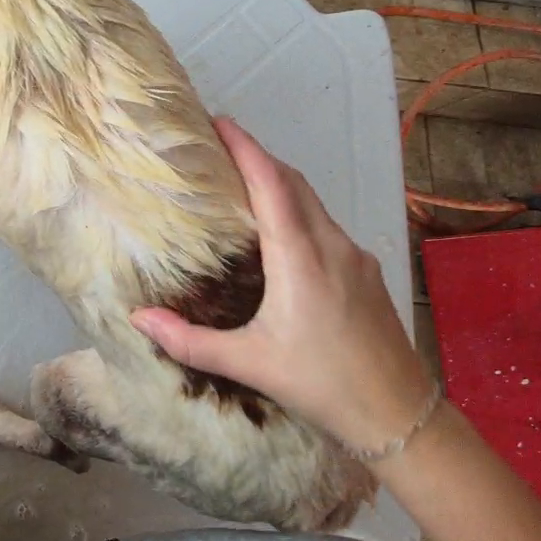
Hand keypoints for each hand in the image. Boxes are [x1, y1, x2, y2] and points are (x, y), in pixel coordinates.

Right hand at [130, 119, 433, 456]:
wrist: (403, 418)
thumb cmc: (322, 384)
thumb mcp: (250, 364)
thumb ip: (190, 341)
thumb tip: (137, 318)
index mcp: (301, 259)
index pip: (272, 186)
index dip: (246, 149)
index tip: (219, 122)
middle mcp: (331, 246)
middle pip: (293, 182)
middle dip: (257, 156)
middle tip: (218, 145)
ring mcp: (354, 257)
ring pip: (312, 200)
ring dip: (277, 180)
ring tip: (240, 179)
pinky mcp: (365, 271)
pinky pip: (324, 222)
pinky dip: (295, 206)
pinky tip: (278, 228)